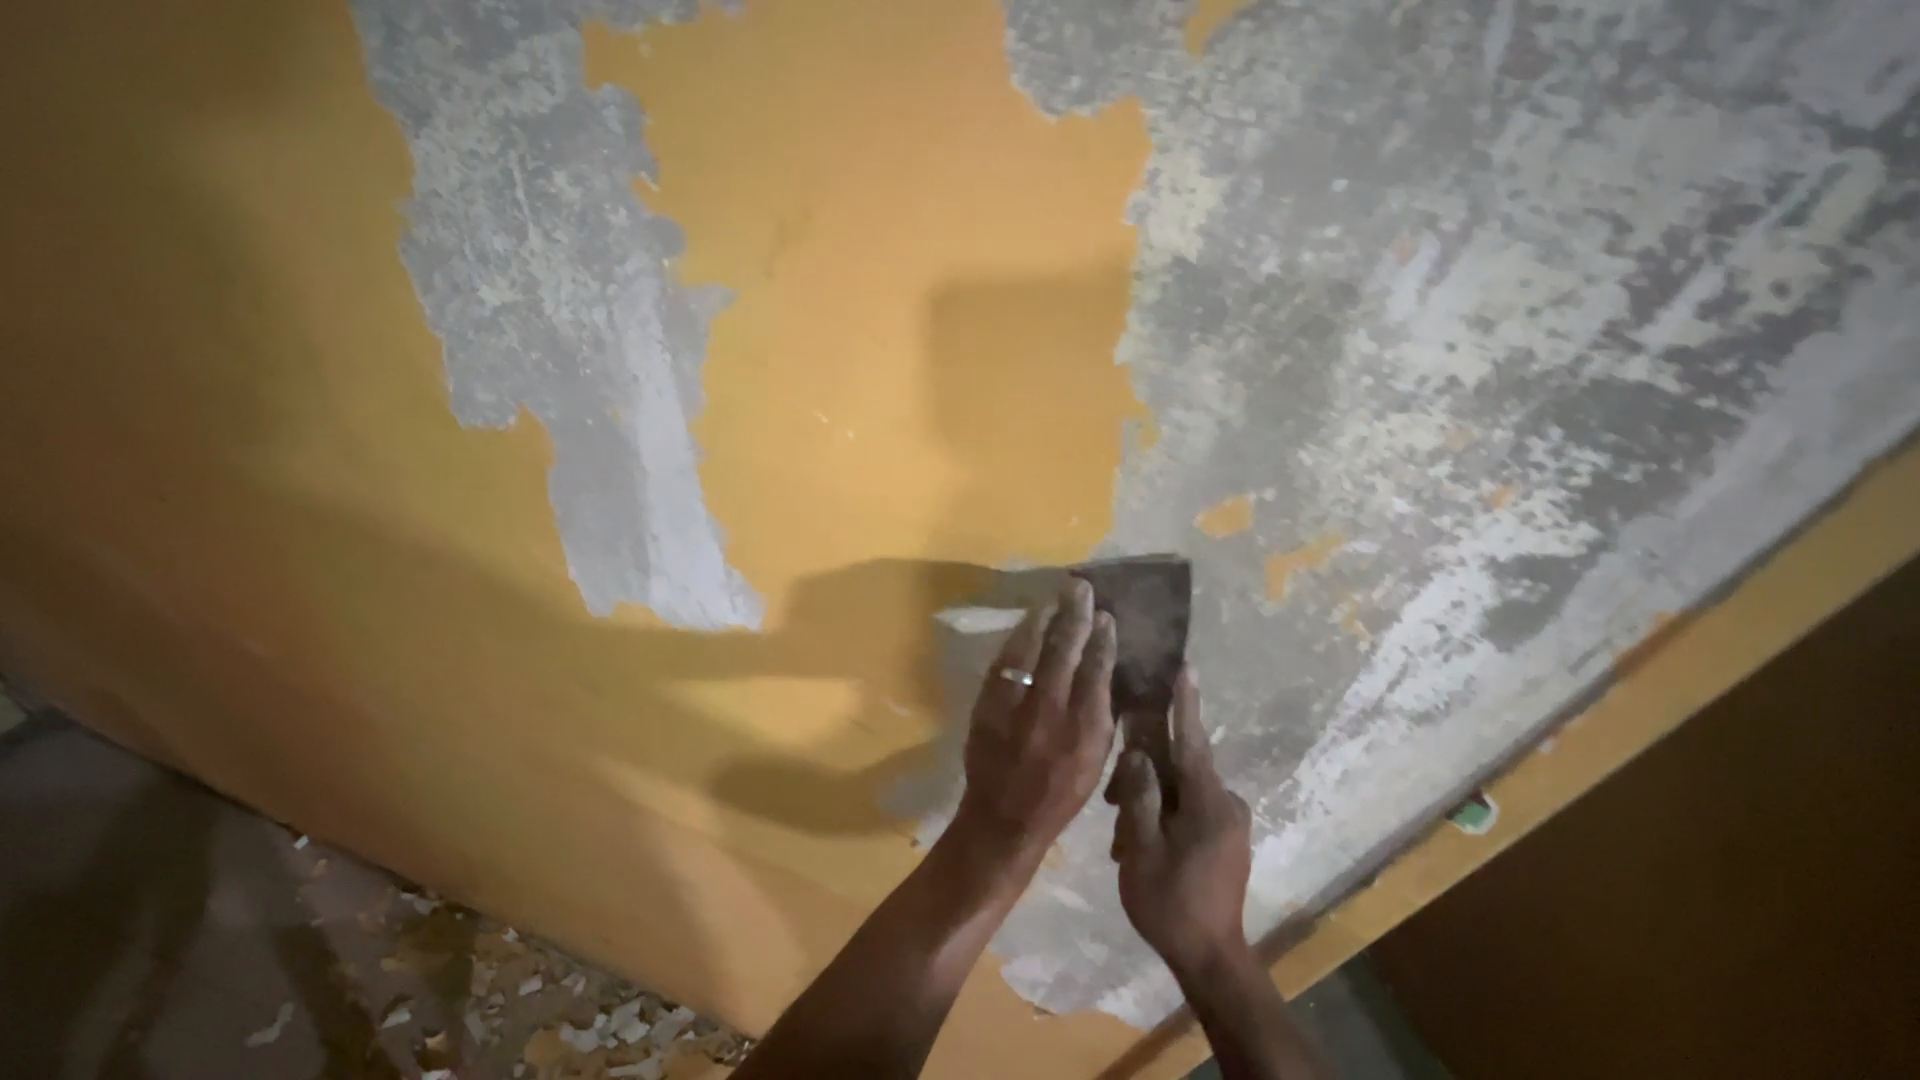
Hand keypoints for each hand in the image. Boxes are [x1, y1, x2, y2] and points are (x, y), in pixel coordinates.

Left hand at [949, 577, 1117, 869]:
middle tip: (1080, 587)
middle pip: (1065, 651)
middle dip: (1074, 615)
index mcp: (1085, 729)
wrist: (1004, 817)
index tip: (1107, 616)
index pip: (1097, 671)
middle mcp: (1050, 712)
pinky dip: (1018, 640)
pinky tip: (1027, 624)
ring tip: (1055, 596)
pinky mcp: (987, 705)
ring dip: (1044, 619)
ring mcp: (1014, 706)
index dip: (1103, 640)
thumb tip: (1106, 674)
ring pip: (1031, 649)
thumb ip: (1101, 716)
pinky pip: (1004, 661)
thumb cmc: (1060, 794)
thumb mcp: (1095, 761)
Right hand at [1107, 667, 1254, 980]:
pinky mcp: (1227, 837)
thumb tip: (1137, 753)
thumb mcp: (1142, 848)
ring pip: (1182, 790)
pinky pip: (1191, 810)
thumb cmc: (1171, 903)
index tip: (1185, 666)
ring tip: (1120, 836)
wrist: (1211, 957)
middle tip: (1114, 794)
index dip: (1184, 703)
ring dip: (1151, 800)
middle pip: (1182, 766)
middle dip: (1146, 768)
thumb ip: (1140, 796)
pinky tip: (1138, 843)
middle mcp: (1226, 803)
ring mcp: (1230, 821)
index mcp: (1208, 801)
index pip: (1192, 740)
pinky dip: (1164, 815)